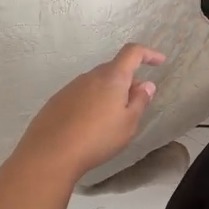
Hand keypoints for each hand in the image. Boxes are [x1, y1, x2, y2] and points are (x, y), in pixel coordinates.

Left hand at [15, 44, 165, 180]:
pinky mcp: (56, 101)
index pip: (133, 52)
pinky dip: (92, 102)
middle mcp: (90, 77)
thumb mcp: (129, 123)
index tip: (160, 62)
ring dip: (109, 92)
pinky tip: (89, 125)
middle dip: (129, 80)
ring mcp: (70, 88)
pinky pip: (81, 94)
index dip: (149, 54)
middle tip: (136, 102)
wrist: (48, 155)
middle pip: (114, 69)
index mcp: (112, 78)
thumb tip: (146, 85)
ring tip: (111, 118)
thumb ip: (140, 101)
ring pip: (97, 83)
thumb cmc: (97, 138)